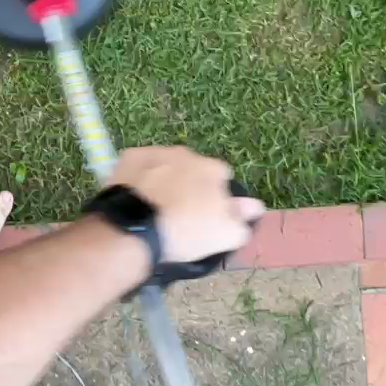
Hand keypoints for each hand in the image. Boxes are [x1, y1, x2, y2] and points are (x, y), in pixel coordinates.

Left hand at [109, 146, 264, 262]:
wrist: (137, 227)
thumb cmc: (186, 232)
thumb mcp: (225, 234)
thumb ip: (242, 217)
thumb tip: (255, 205)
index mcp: (213, 169)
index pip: (222, 176)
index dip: (215, 194)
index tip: (206, 211)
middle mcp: (187, 153)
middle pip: (193, 167)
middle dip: (189, 183)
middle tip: (180, 209)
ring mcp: (156, 151)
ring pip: (165, 163)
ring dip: (164, 177)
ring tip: (156, 203)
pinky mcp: (130, 155)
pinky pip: (140, 164)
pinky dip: (140, 175)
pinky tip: (136, 194)